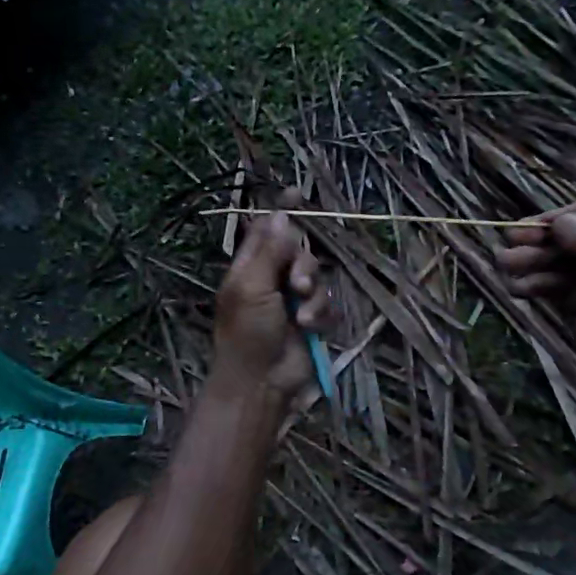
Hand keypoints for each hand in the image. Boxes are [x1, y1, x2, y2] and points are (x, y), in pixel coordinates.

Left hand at [211, 210, 329, 399]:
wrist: (261, 382)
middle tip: (297, 285)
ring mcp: (293, 301)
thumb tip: (279, 214)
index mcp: (250, 268)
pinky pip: (328, 305)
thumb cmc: (247, 333)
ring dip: (314, 296)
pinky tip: (311, 328)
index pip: (266, 231)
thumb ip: (268, 250)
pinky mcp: (312, 322)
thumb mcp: (251, 286)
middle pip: (299, 252)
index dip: (281, 213)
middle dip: (303, 267)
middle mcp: (272, 280)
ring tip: (302, 317)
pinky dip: (322, 315)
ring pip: (317, 278)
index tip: (298, 193)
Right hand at [497, 191, 575, 383]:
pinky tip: (517, 288)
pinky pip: (555, 286)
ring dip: (533, 261)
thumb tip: (564, 221)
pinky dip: (535, 285)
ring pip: (562, 260)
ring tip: (505, 263)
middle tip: (510, 239)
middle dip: (545, 238)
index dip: (574, 213)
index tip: (542, 222)